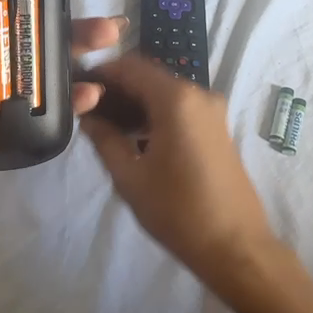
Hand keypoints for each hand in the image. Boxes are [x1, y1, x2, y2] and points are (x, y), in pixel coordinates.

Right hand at [80, 54, 277, 282]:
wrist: (235, 246)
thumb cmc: (178, 211)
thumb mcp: (130, 177)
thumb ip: (105, 139)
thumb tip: (88, 116)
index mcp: (176, 99)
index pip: (131, 66)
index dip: (102, 73)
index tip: (78, 88)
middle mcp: (199, 95)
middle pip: (149, 78)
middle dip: (117, 90)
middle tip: (87, 112)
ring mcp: (212, 112)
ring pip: (165, 94)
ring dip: (136, 105)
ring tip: (106, 129)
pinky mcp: (218, 129)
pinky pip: (180, 109)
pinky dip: (156, 116)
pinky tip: (135, 140)